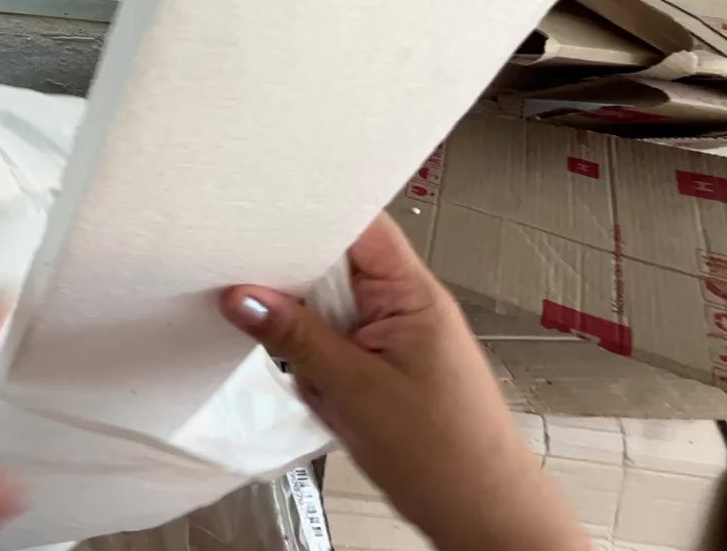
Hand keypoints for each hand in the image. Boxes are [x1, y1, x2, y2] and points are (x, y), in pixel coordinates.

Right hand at [220, 214, 586, 550]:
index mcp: (409, 292)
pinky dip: (304, 340)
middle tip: (242, 271)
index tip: (256, 209)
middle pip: (330, 255)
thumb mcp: (354, 390)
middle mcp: (399, 300)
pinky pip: (325, 327)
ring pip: (322, 293)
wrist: (488, 526)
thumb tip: (238, 296)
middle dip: (287, 265)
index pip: (356, 222)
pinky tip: (296, 363)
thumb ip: (292, 335)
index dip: (309, 207)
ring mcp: (387, 328)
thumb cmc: (447, 459)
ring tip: (272, 329)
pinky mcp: (374, 356)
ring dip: (295, 311)